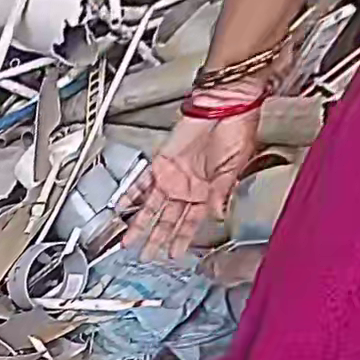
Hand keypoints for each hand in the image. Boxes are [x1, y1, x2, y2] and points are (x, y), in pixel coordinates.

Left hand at [119, 91, 261, 261]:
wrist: (226, 102)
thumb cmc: (237, 128)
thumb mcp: (234, 167)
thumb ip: (222, 192)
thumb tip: (217, 214)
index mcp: (207, 191)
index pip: (190, 222)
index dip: (181, 239)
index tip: (173, 254)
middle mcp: (187, 188)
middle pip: (167, 220)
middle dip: (156, 239)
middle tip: (145, 256)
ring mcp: (172, 178)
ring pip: (151, 209)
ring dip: (139, 226)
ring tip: (129, 243)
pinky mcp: (159, 165)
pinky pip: (140, 185)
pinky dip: (130, 197)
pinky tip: (121, 211)